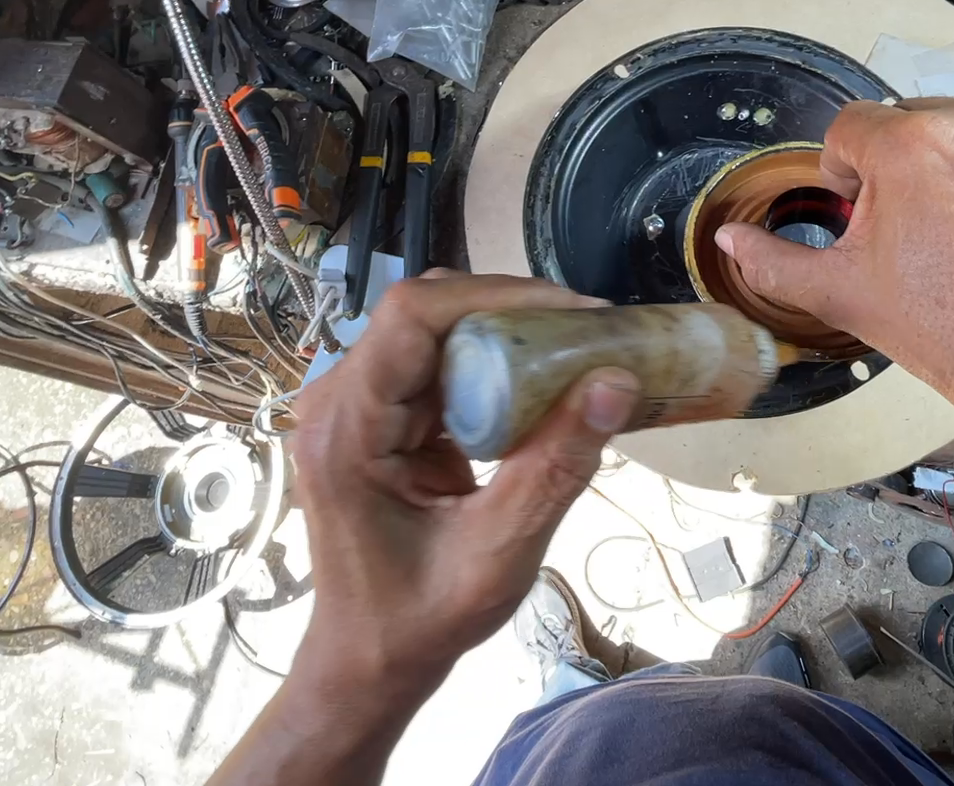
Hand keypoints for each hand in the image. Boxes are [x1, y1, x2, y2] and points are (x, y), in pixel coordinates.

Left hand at [285, 272, 639, 697]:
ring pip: (433, 327)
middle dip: (509, 309)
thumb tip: (616, 381)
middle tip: (584, 330)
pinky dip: (490, 358)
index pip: (412, 317)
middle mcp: (337, 399)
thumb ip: (556, 467)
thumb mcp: (499, 554)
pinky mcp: (374, 410)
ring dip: (504, 330)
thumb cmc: (419, 620)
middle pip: (424, 312)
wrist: (366, 658)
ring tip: (571, 346)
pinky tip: (535, 377)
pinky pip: (435, 358)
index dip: (495, 295)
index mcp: (346, 429)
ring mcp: (352, 402)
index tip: (573, 313)